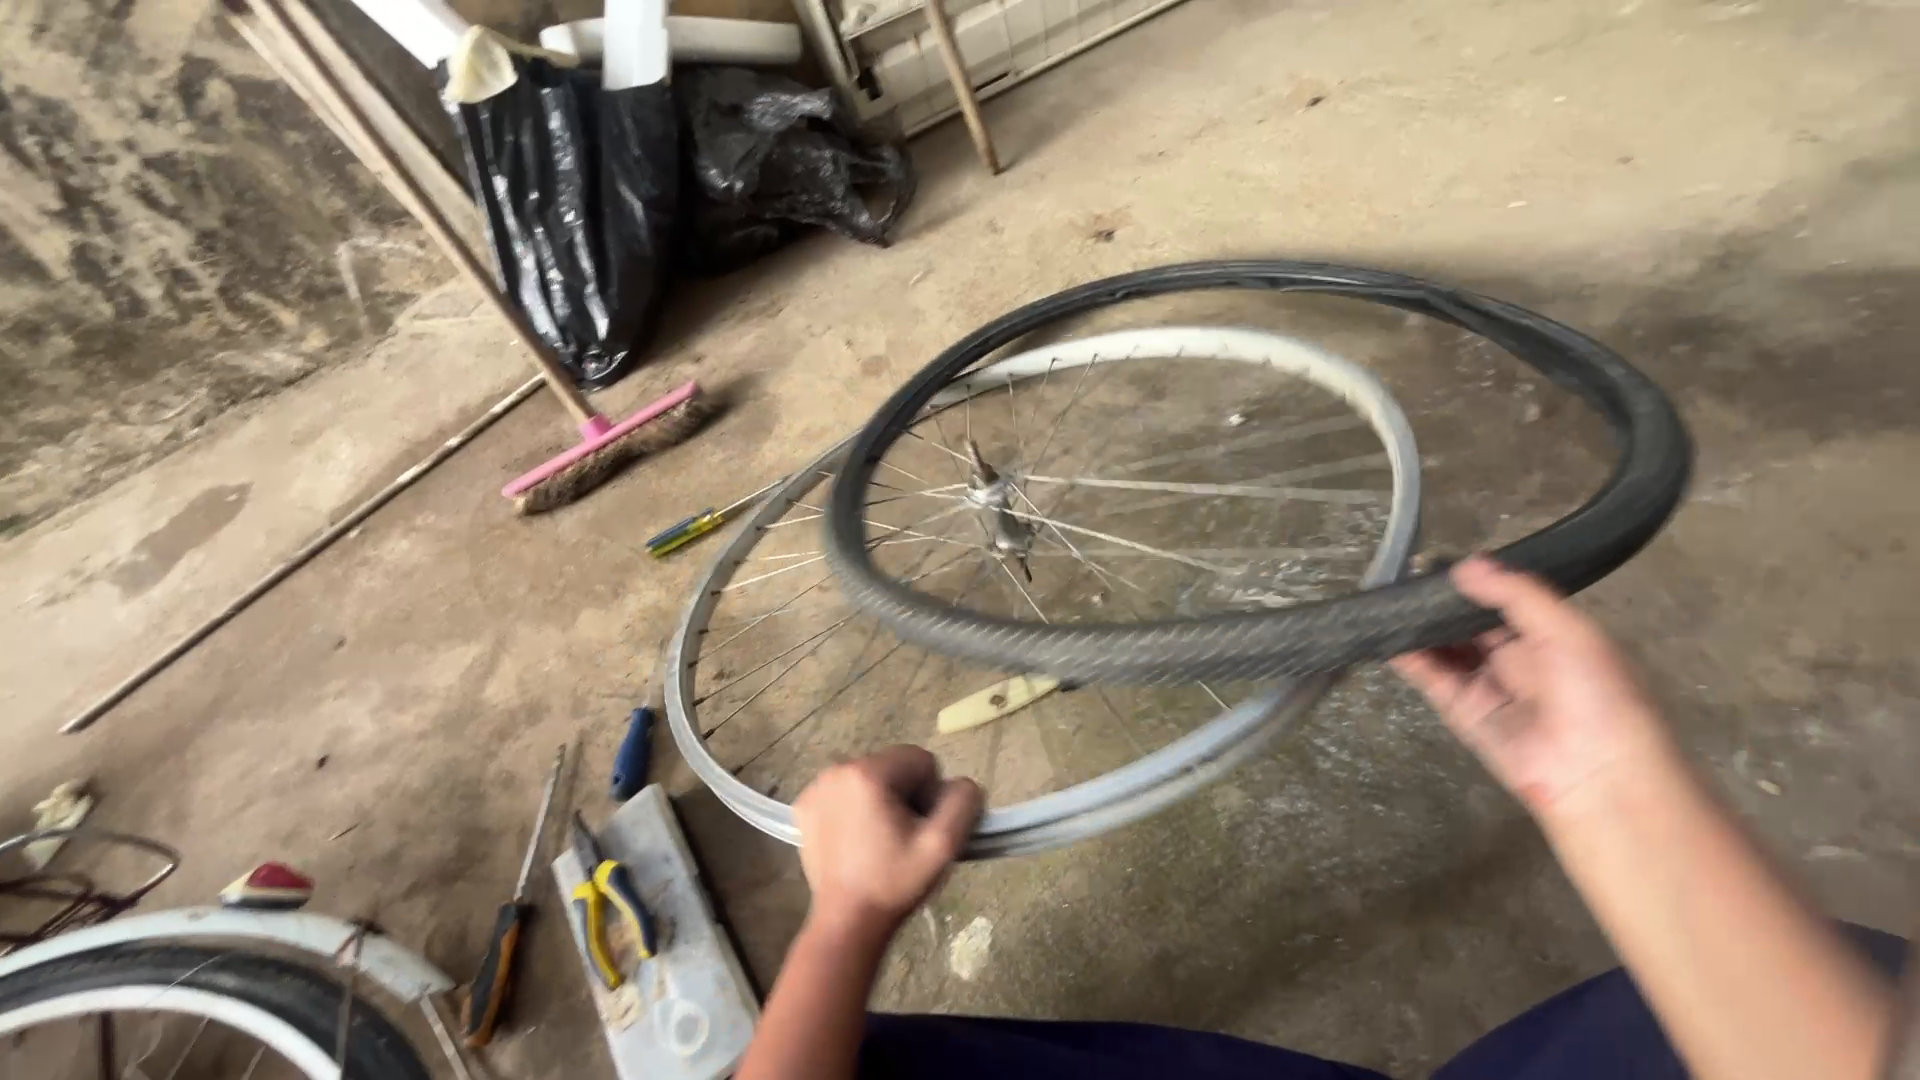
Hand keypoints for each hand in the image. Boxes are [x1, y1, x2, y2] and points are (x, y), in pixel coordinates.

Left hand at [792, 746, 983, 933]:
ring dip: (881, 799)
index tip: (920, 828)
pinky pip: (845, 791)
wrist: (847, 923)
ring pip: (870, 776)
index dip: (930, 794)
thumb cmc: (895, 883)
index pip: (920, 760)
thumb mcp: (943, 845)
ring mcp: (816, 787)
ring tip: (879, 840)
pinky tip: (856, 840)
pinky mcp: (805, 805)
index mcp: (869, 774)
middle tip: (902, 836)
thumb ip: (962, 801)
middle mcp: (837, 770)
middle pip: (893, 765)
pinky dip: (854, 807)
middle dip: (905, 794)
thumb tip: (957, 783)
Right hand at [1392, 556, 1675, 814]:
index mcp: (1552, 634)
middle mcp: (1517, 656)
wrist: (1596, 774)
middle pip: (1468, 622)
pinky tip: (1386, 636)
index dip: (1473, 581)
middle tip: (1401, 577)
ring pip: (1444, 647)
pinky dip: (1407, 658)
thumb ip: (1516, 594)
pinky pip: (1430, 677)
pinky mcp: (1460, 708)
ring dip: (1419, 627)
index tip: (1436, 562)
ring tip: (1385, 601)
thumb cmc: (1597, 695)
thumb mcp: (1569, 631)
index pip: (1504, 599)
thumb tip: (1463, 566)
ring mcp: (1486, 683)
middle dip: (1438, 603)